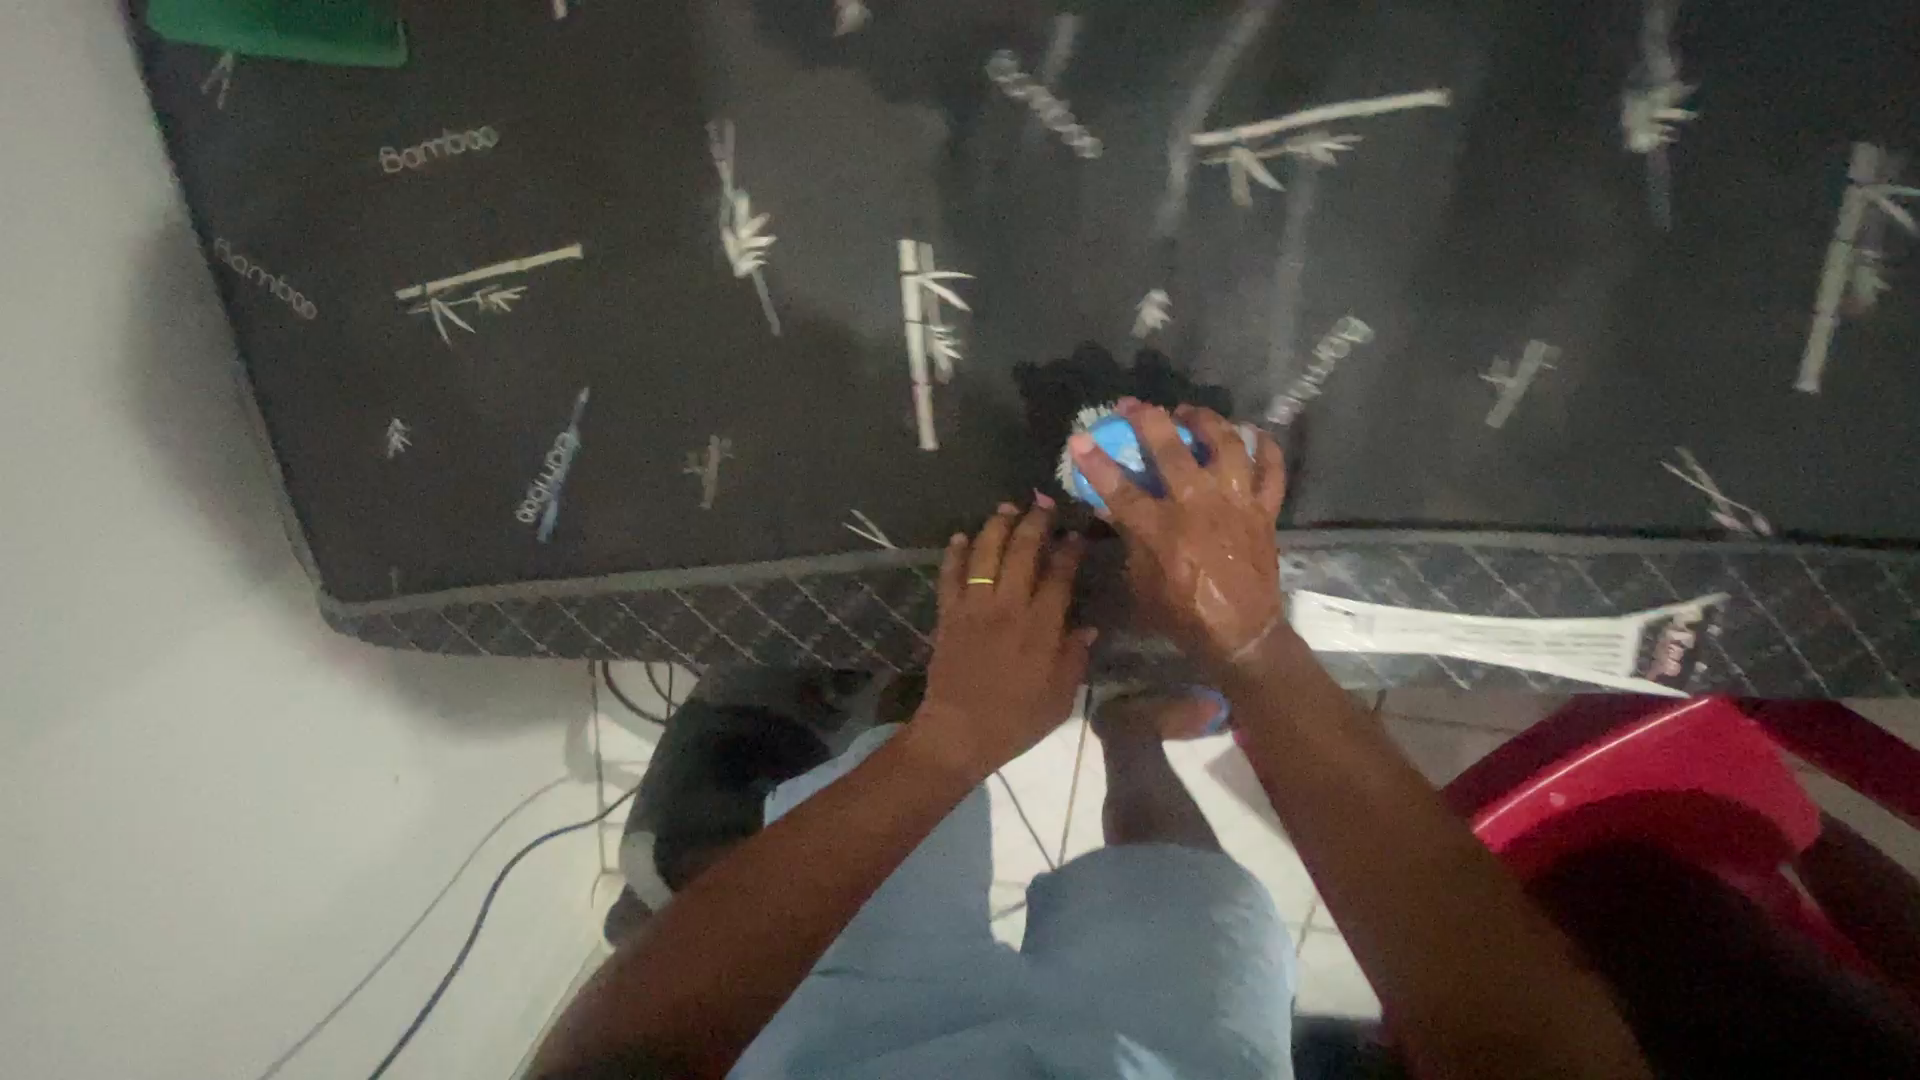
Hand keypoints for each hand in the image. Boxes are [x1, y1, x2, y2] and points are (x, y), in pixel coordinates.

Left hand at [913, 501, 1094, 779]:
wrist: (958, 732)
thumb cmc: (1016, 720)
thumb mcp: (1059, 697)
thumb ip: (1075, 658)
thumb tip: (1089, 626)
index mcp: (1041, 628)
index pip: (1059, 576)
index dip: (1069, 550)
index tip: (1076, 533)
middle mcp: (1008, 608)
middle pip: (1023, 552)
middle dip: (1035, 523)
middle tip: (1043, 504)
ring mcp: (974, 608)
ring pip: (986, 554)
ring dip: (997, 526)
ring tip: (1007, 507)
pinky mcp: (948, 615)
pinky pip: (950, 576)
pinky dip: (955, 553)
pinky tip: (961, 536)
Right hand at [1069, 400, 1285, 670]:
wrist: (1241, 634)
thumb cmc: (1182, 613)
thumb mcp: (1140, 582)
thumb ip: (1129, 539)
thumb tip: (1112, 506)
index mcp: (1162, 530)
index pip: (1121, 488)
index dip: (1096, 461)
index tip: (1079, 438)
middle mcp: (1199, 507)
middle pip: (1172, 450)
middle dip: (1148, 420)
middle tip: (1133, 405)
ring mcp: (1236, 504)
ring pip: (1227, 445)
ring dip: (1207, 421)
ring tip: (1191, 411)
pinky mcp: (1264, 511)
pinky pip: (1271, 470)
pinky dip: (1265, 447)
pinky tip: (1251, 433)